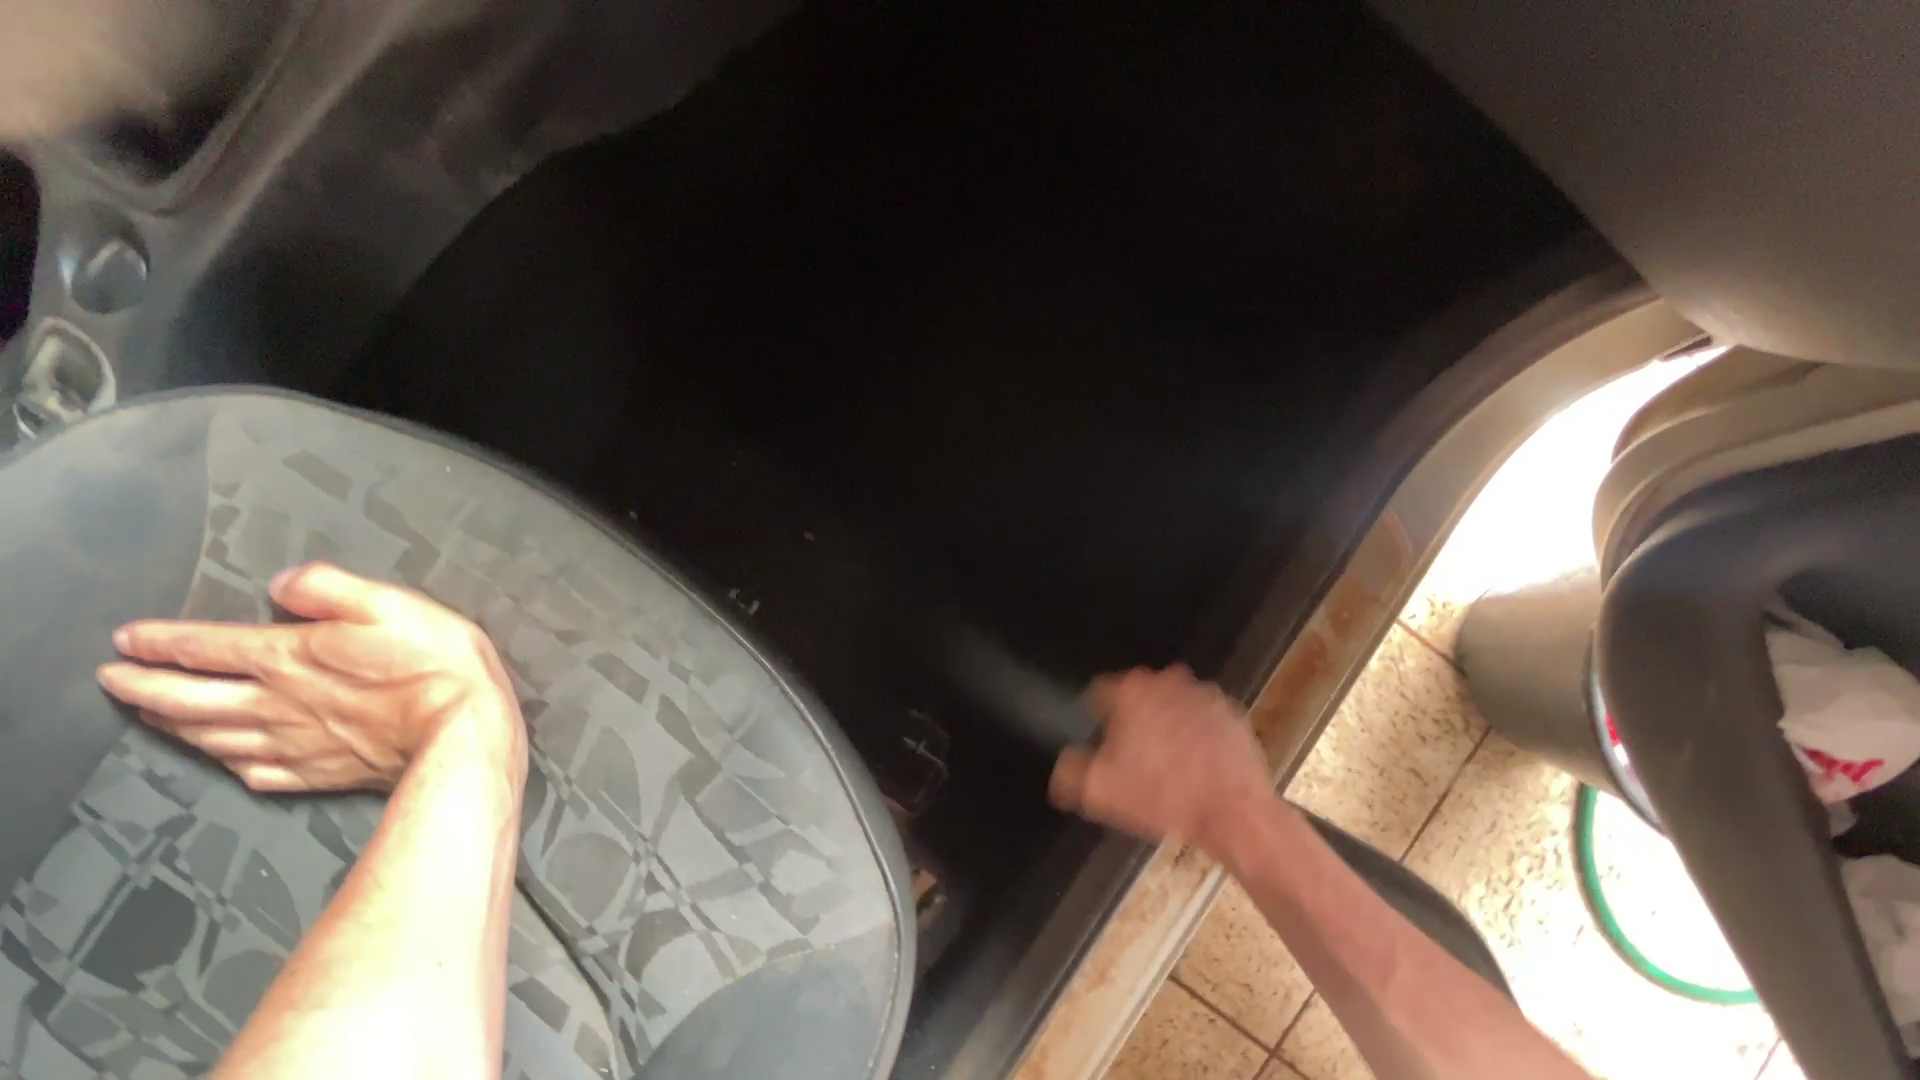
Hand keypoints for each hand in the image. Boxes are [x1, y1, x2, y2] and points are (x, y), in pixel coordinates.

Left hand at [96, 562, 522, 792]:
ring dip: (172, 725)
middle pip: (189, 698)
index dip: (160, 642)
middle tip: (113, 681)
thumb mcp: (392, 604)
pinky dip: (230, 764)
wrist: (463, 731)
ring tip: (150, 717)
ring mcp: (295, 744)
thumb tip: (283, 583)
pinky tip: (228, 762)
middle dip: (143, 687)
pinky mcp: (320, 772)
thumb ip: (331, 587)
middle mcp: (277, 704)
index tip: (128, 640)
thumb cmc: (437, 665)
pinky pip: (258, 773)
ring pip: (212, 736)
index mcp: (289, 658)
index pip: (204, 647)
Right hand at [1050, 665, 1274, 845]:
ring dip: (1165, 727)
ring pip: (1171, 707)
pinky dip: (1196, 737)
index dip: (1095, 720)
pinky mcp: (1231, 714)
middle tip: (1131, 760)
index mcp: (1130, 691)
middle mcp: (1166, 682)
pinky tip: (1195, 769)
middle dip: (1132, 722)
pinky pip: (1202, 720)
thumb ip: (1069, 772)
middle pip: (1137, 697)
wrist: (1233, 812)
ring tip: (1165, 768)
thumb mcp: (1098, 791)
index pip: (1099, 694)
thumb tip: (1064, 766)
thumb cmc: (1163, 796)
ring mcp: (1203, 695)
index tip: (1100, 745)